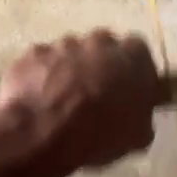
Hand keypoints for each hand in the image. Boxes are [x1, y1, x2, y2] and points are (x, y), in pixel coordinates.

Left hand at [0, 30, 161, 170]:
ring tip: (62, 100)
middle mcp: (100, 41)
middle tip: (95, 95)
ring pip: (71, 53)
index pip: (139, 53)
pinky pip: (42, 62)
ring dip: (70, 71)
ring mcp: (64, 44)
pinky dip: (42, 76)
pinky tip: (39, 99)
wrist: (44, 134)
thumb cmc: (100, 134)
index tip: (127, 90)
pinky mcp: (34, 53)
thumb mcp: (137, 136)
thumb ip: (142, 114)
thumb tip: (139, 114)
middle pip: (104, 47)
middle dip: (100, 66)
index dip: (133, 71)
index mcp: (133, 56)